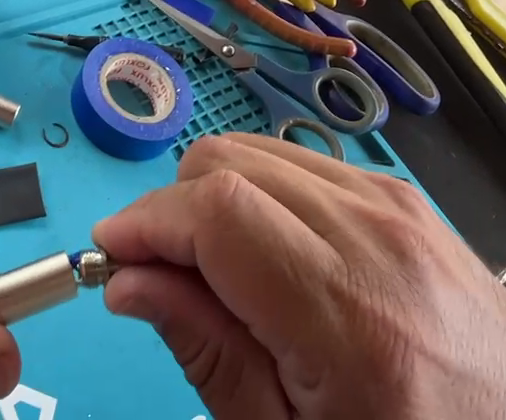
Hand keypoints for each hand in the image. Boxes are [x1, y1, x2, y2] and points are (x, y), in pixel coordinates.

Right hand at [93, 133, 505, 419]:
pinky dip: (254, 191)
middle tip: (165, 279)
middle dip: (172, 211)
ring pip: (251, 150)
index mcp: (351, 316)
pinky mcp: (395, 189)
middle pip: (226, 163)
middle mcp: (372, 232)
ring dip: (209, 197)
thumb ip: (207, 354)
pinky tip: (267, 253)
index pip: (217, 211)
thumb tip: (129, 282)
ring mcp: (389, 200)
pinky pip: (291, 160)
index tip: (110, 260)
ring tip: (217, 270)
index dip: (146, 224)